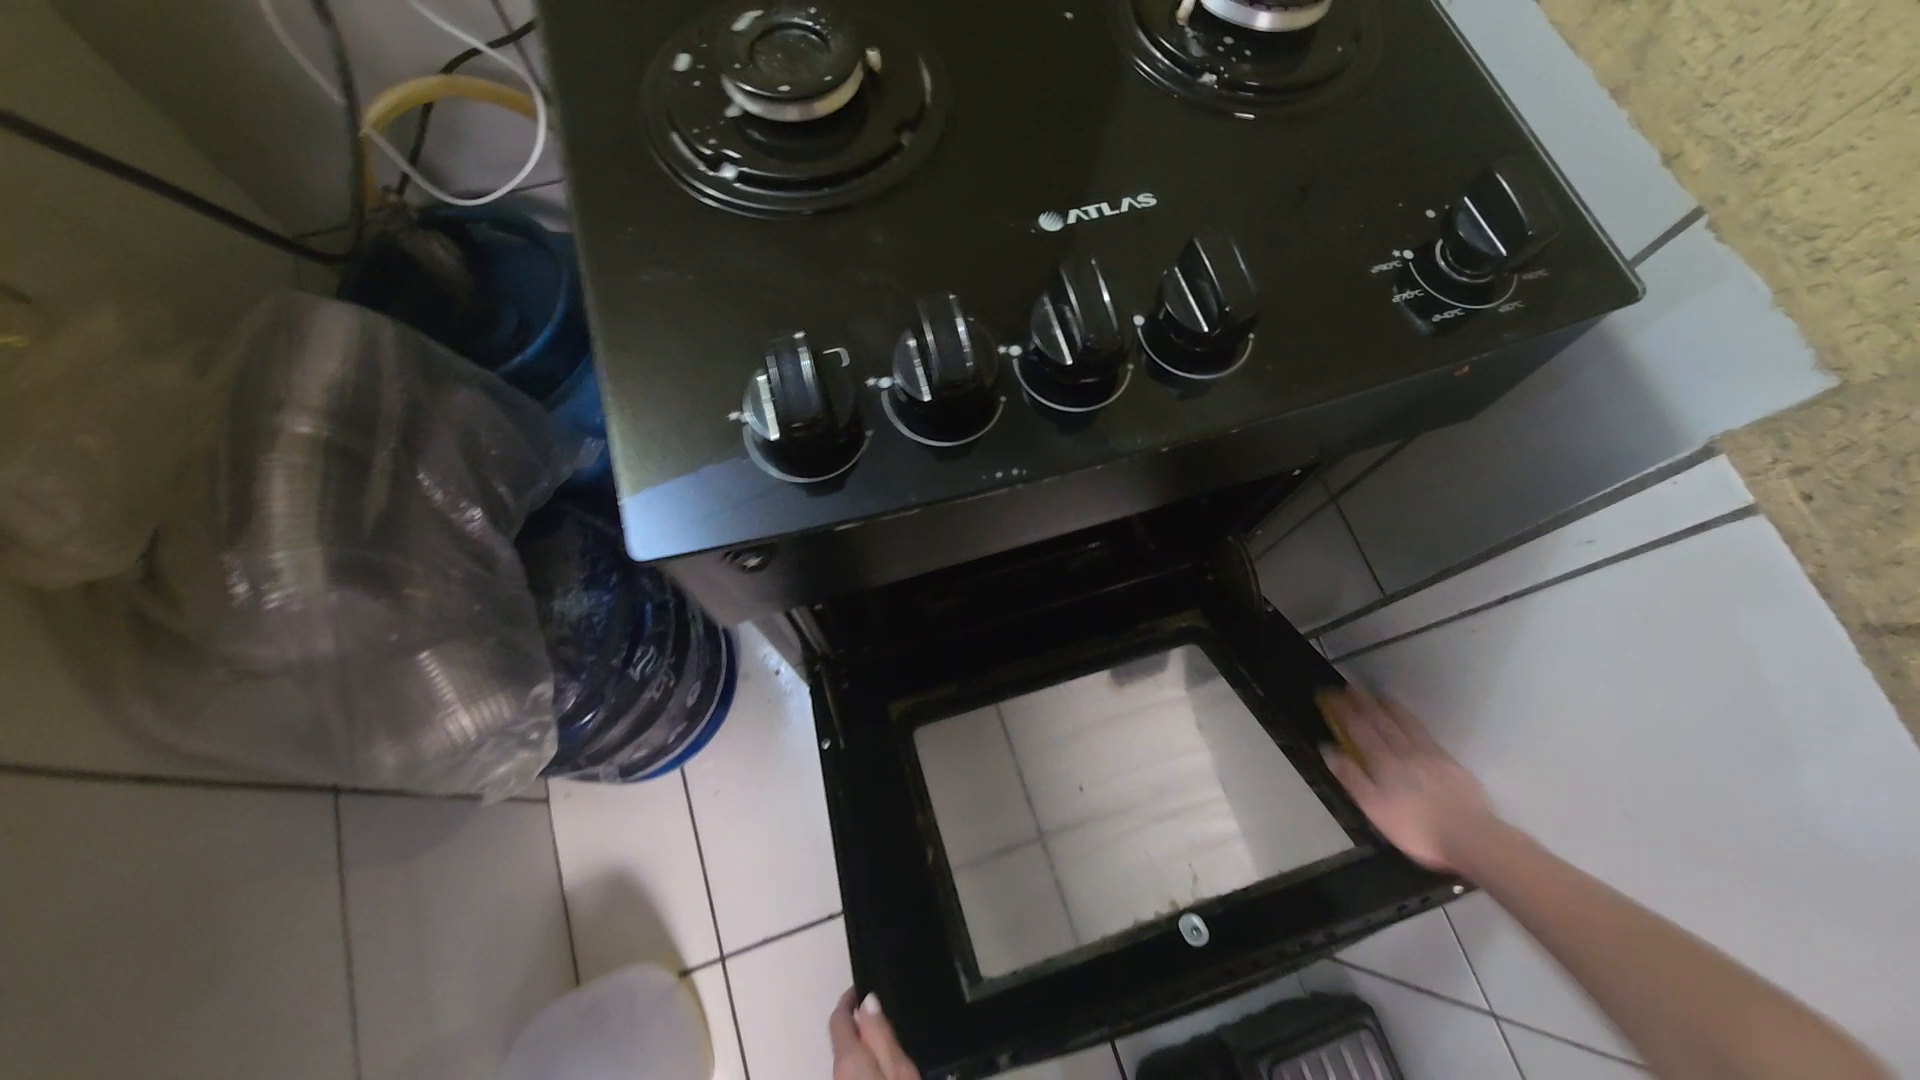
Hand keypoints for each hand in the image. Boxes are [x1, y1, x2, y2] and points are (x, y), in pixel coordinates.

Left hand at [830, 990, 920, 1079]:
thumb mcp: (899, 1068)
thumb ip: (882, 1034)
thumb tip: (868, 1000)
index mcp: (848, 1057)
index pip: (838, 1018)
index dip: (848, 998)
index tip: (862, 986)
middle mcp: (837, 1071)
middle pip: (842, 1037)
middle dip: (858, 1020)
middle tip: (879, 1010)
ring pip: (848, 1054)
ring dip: (862, 1041)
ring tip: (886, 1035)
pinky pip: (851, 1069)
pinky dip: (863, 1058)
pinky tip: (882, 1063)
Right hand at [1317, 685, 1499, 874]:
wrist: (1468, 836)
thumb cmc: (1414, 828)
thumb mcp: (1374, 808)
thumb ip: (1351, 777)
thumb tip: (1329, 749)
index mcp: (1383, 763)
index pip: (1359, 729)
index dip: (1344, 711)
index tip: (1332, 695)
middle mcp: (1403, 751)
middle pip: (1380, 721)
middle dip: (1362, 703)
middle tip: (1349, 686)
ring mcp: (1428, 753)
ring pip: (1403, 722)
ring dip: (1387, 706)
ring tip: (1376, 693)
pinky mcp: (1447, 760)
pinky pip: (1422, 731)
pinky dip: (1410, 718)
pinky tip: (1407, 717)